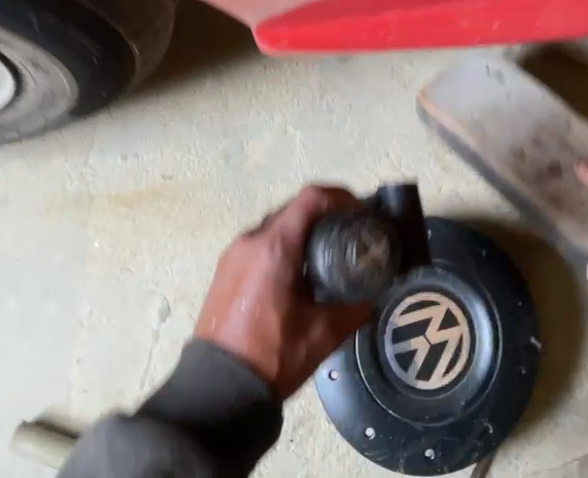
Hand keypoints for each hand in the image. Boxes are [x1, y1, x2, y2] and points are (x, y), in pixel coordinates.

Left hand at [194, 185, 376, 397]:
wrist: (215, 391)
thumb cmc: (271, 356)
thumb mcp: (322, 335)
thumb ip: (354, 310)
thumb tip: (372, 297)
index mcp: (275, 247)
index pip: (311, 198)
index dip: (341, 196)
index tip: (361, 211)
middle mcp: (250, 240)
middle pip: (294, 209)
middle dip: (325, 216)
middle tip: (350, 235)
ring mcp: (233, 255)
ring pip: (275, 227)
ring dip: (302, 232)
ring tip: (326, 255)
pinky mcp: (224, 271)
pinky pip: (259, 245)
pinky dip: (283, 247)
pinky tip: (297, 274)